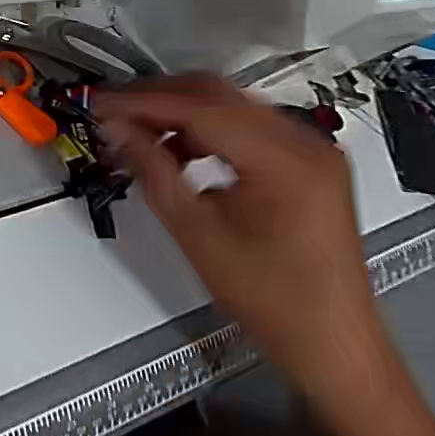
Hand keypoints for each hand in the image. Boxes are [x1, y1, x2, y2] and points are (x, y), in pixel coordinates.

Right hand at [95, 77, 390, 410]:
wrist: (331, 342)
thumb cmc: (273, 300)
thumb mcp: (196, 232)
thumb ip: (152, 169)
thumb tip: (119, 130)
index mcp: (284, 160)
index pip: (198, 107)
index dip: (142, 102)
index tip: (103, 104)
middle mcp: (305, 143)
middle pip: (216, 93)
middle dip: (158, 97)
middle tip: (114, 110)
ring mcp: (312, 149)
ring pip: (231, 103)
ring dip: (182, 110)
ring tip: (139, 128)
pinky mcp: (309, 161)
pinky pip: (250, 124)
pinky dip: (209, 127)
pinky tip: (180, 146)